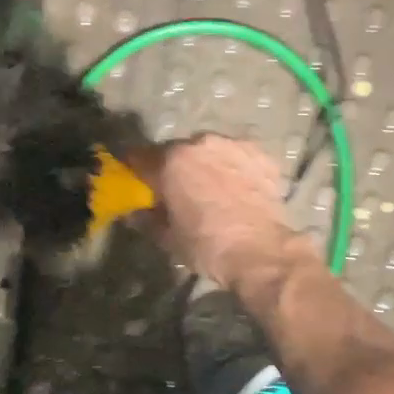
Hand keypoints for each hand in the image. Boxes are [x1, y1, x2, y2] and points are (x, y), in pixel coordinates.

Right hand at [131, 135, 298, 288]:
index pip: (139, 157)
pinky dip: (230, 168)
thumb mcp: (167, 239)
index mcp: (171, 161)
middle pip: (176, 151)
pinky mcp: (260, 153)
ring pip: (208, 150)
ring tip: (209, 190)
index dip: (133, 169)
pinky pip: (235, 156)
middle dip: (172, 168)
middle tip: (175, 191)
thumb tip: (134, 213)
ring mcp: (233, 144)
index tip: (132, 180)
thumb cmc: (206, 246)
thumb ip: (146, 220)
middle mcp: (200, 143)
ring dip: (203, 165)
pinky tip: (234, 189)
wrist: (260, 250)